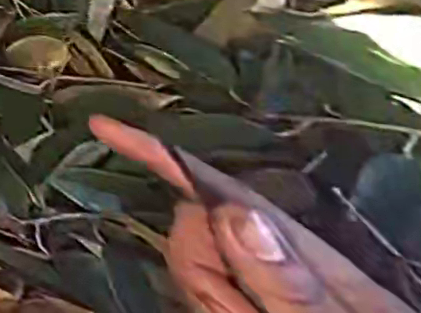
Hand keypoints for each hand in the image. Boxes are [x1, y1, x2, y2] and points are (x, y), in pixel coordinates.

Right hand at [90, 116, 408, 312]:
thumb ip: (295, 289)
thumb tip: (233, 211)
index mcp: (318, 263)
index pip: (225, 191)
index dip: (162, 155)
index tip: (102, 126)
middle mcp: (283, 265)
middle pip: (197, 230)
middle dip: (203, 271)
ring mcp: (263, 289)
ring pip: (192, 265)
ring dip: (210, 299)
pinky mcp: (244, 303)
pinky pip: (203, 290)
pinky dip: (212, 303)